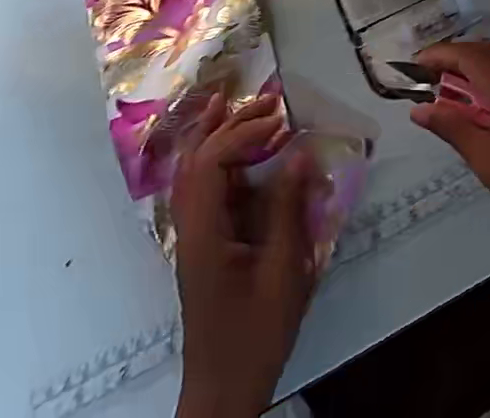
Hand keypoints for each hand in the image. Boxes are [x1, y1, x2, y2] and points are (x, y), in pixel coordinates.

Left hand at [171, 94, 316, 417]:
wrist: (225, 389)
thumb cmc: (256, 334)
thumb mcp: (283, 272)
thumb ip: (288, 210)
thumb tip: (299, 155)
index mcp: (203, 233)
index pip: (210, 164)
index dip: (241, 135)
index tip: (279, 123)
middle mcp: (190, 226)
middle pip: (196, 160)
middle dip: (228, 124)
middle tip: (268, 101)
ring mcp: (193, 234)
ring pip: (194, 172)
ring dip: (216, 136)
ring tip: (237, 104)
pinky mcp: (204, 243)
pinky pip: (205, 189)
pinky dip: (219, 161)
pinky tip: (240, 151)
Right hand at [410, 43, 489, 260]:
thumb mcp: (489, 163)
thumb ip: (454, 128)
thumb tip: (419, 109)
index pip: (467, 55)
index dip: (437, 55)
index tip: (412, 65)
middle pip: (485, 52)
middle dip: (453, 59)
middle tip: (425, 79)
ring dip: (474, 68)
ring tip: (448, 94)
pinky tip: (481, 106)